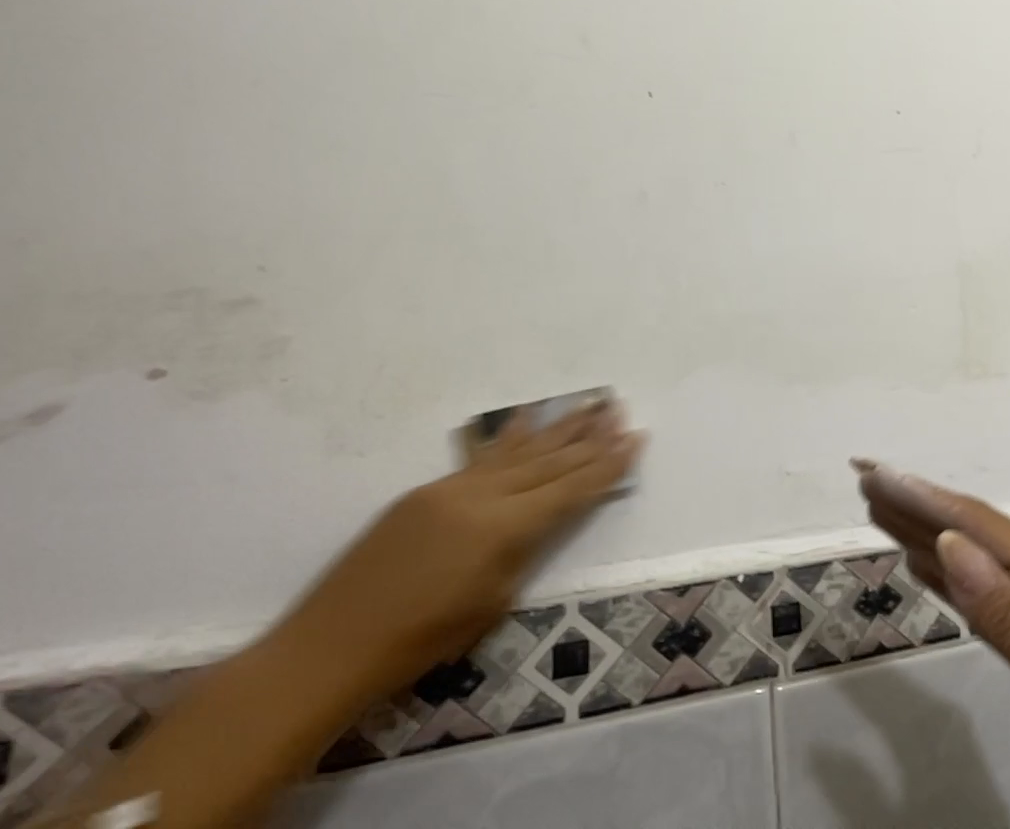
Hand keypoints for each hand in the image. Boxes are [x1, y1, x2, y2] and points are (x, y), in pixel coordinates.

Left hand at [279, 399, 645, 698]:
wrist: (329, 648)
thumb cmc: (421, 642)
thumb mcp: (493, 602)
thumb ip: (522, 551)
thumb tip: (538, 520)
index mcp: (502, 528)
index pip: (571, 489)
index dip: (608, 465)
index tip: (636, 439)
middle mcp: (480, 496)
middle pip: (549, 461)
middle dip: (590, 437)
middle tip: (620, 410)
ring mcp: (448, 489)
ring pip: (517, 451)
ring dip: (557, 428)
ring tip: (588, 405)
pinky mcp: (424, 493)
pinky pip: (482, 458)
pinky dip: (511, 437)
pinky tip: (527, 417)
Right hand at [854, 460, 1009, 828]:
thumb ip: (1003, 608)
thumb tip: (950, 541)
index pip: (974, 523)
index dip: (921, 495)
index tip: (873, 472)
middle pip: (968, 528)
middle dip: (915, 502)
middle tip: (863, 479)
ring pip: (969, 553)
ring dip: (923, 529)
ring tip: (879, 508)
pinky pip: (977, 586)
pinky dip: (943, 570)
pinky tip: (922, 561)